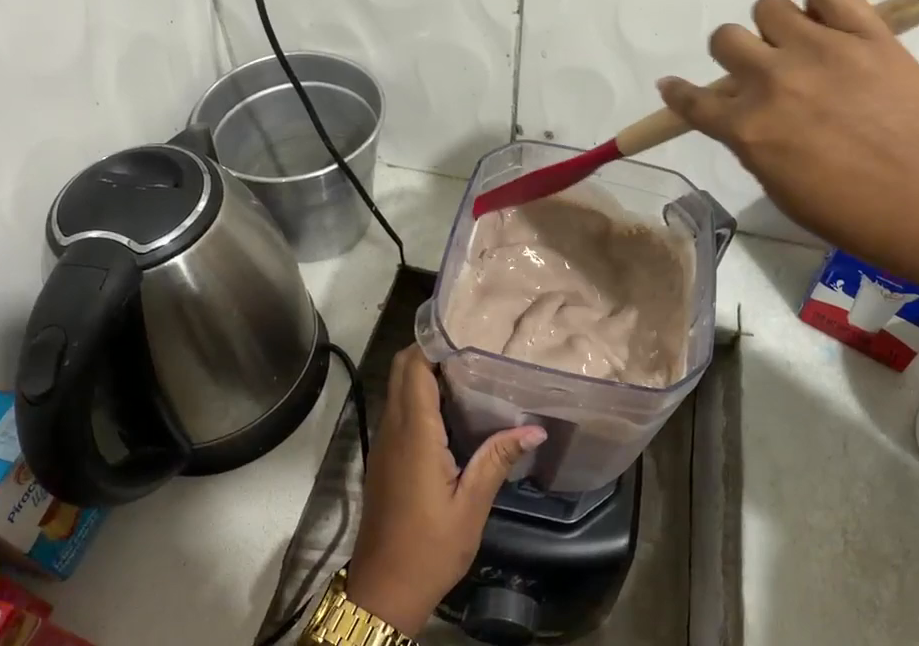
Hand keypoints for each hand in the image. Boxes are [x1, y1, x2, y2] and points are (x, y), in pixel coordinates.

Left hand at [346, 346, 545, 635]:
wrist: (383, 591)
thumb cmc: (428, 549)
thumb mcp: (470, 507)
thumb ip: (496, 461)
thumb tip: (535, 429)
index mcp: (414, 434)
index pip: (414, 368)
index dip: (433, 342)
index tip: (466, 328)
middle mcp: (393, 429)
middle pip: (402, 370)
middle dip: (430, 349)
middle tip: (472, 343)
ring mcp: (385, 443)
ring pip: (397, 387)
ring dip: (424, 370)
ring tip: (469, 365)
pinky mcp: (385, 457)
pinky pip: (398, 409)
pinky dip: (419, 394)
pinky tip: (453, 404)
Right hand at [657, 0, 918, 282]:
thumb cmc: (859, 218)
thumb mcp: (786, 193)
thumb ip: (758, 148)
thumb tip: (754, 122)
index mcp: (748, 130)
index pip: (693, 101)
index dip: (679, 93)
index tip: (673, 86)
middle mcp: (772, 81)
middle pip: (724, 39)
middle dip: (736, 57)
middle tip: (765, 74)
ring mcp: (819, 50)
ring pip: (768, 7)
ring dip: (778, 28)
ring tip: (805, 48)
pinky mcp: (866, 33)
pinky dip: (825, 4)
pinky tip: (837, 27)